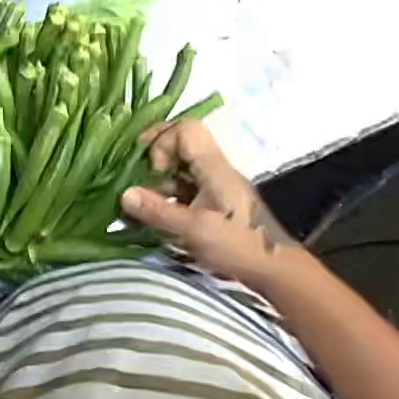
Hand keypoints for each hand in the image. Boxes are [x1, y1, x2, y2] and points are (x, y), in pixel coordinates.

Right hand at [117, 118, 298, 286]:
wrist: (273, 268)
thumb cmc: (239, 247)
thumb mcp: (196, 231)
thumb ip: (159, 212)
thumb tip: (125, 194)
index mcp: (215, 168)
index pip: (185, 130)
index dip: (162, 144)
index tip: (152, 173)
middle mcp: (215, 169)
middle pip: (181, 142)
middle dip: (154, 157)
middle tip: (136, 178)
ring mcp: (215, 185)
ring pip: (180, 166)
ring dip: (158, 179)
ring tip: (141, 202)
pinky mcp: (213, 202)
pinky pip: (184, 186)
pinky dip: (166, 194)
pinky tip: (155, 213)